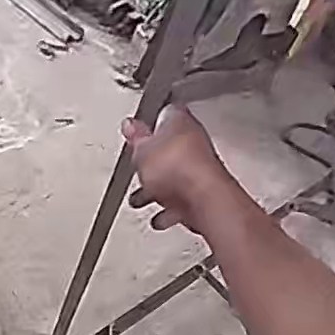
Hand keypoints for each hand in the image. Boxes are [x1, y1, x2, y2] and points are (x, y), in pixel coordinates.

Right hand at [123, 105, 250, 234]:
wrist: (201, 198)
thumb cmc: (178, 167)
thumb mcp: (142, 149)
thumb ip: (136, 138)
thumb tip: (130, 126)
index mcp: (181, 121)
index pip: (163, 116)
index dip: (147, 128)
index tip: (136, 136)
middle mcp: (196, 143)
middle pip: (169, 152)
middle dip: (152, 164)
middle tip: (138, 171)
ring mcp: (202, 172)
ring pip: (176, 179)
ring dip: (158, 190)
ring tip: (141, 200)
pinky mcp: (204, 197)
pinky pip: (183, 203)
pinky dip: (171, 211)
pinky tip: (160, 218)